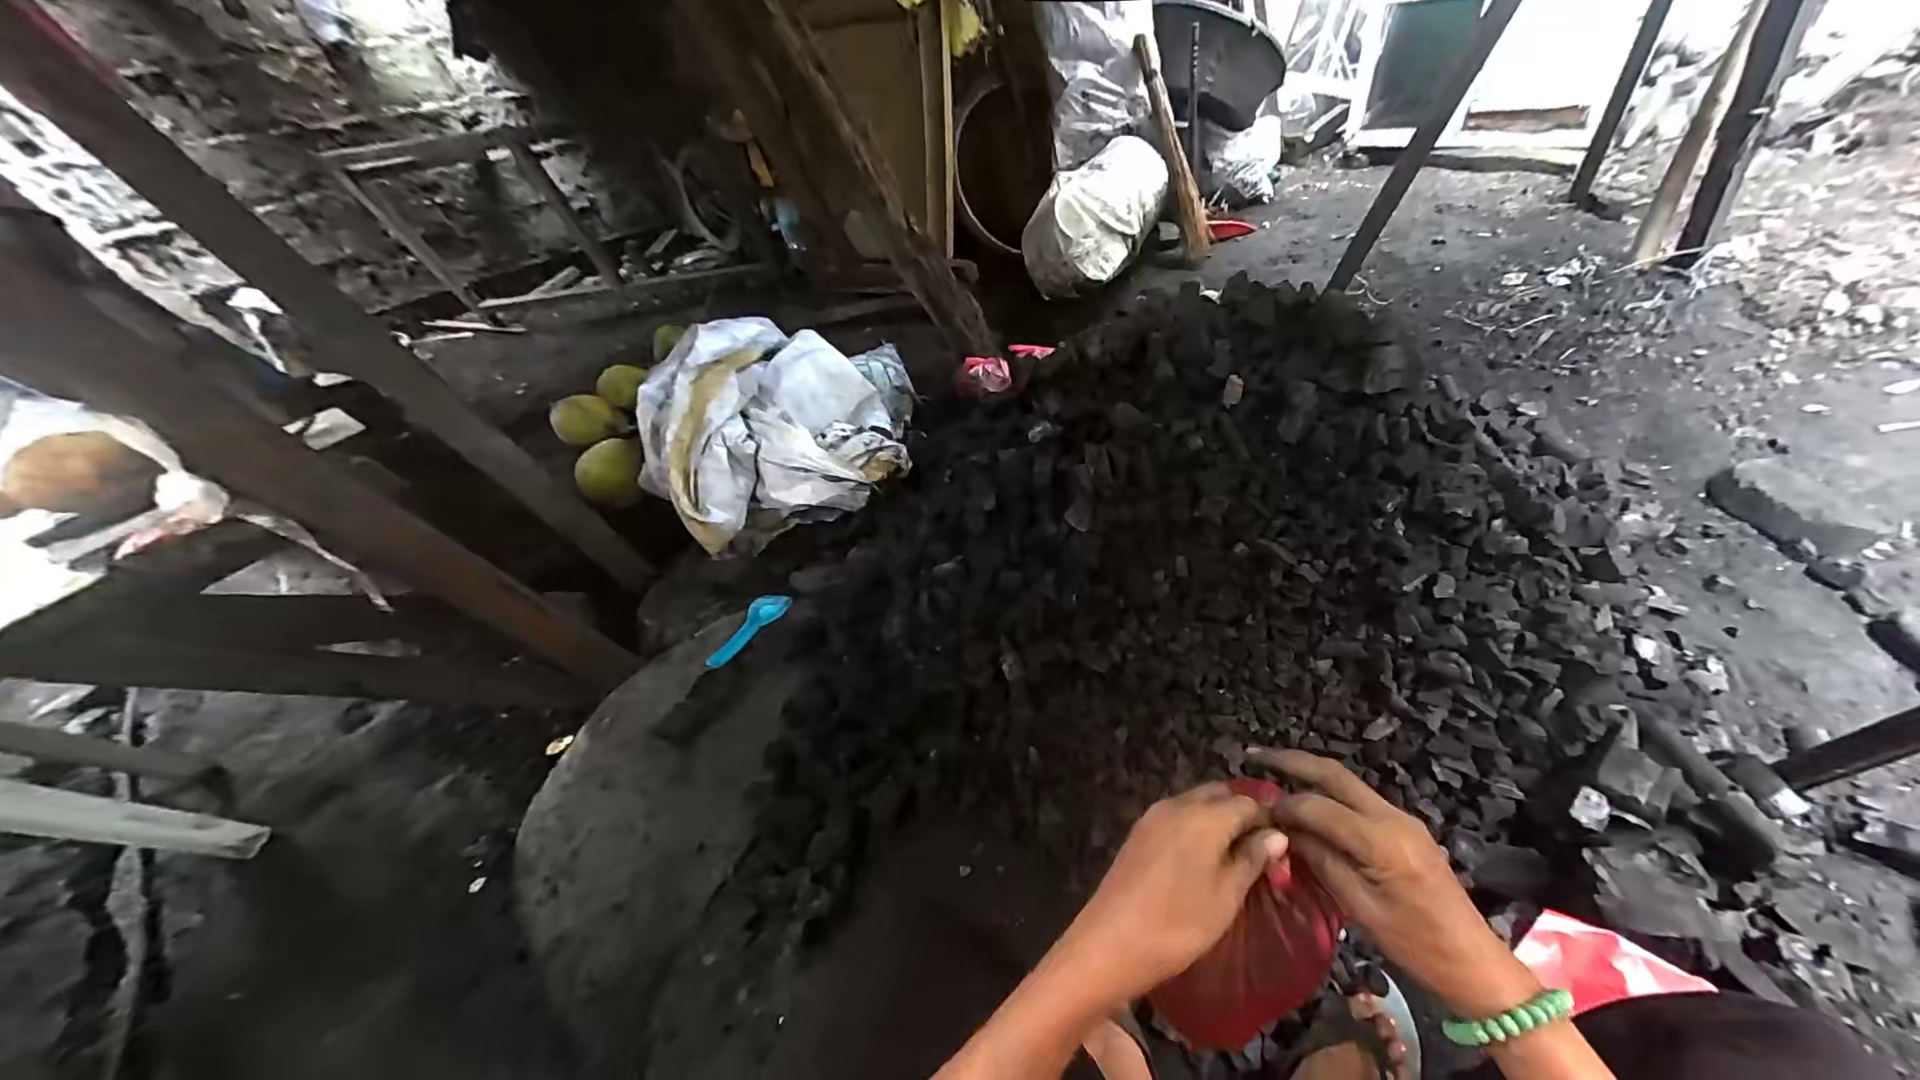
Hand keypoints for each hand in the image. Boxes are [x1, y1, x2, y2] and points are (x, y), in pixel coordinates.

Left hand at [1050, 782, 1289, 1009]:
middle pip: (1218, 793)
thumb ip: (1252, 858)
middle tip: (1260, 849)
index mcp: (1204, 815)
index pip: (1247, 801)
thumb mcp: (1226, 895)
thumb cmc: (1180, 922)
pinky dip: (1196, 824)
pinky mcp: (1139, 830)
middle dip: (1242, 812)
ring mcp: (1153, 815)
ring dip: (1218, 817)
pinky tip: (1204, 855)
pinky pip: (1176, 814)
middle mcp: (1176, 804)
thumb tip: (1276, 834)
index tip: (1283, 848)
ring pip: (1195, 801)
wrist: (1114, 938)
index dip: (1269, 820)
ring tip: (1236, 855)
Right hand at [1249, 748, 1540, 1018]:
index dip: (1282, 806)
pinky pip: (1357, 797)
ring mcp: (1402, 818)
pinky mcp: (1404, 826)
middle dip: (1290, 760)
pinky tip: (1306, 797)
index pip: (1317, 806)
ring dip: (1307, 771)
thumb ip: (1320, 861)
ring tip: (1272, 769)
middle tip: (1254, 755)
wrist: (1477, 963)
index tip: (1255, 811)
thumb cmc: (1417, 945)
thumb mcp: (1360, 908)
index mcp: (1382, 841)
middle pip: (1333, 774)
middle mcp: (1392, 817)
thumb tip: (1283, 831)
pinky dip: (1326, 790)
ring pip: (1345, 780)